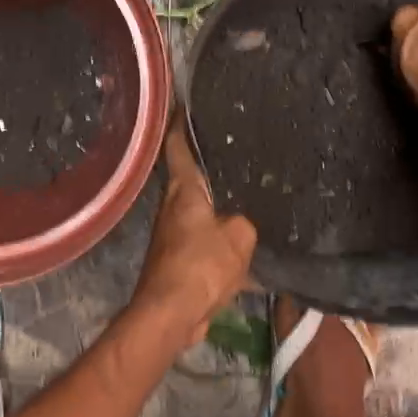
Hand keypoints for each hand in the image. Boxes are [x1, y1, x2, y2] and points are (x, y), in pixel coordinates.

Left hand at [131, 114, 255, 349]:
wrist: (171, 313)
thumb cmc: (201, 265)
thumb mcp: (238, 238)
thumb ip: (244, 223)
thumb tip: (239, 225)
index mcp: (183, 191)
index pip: (177, 147)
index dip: (179, 123)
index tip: (182, 103)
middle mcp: (172, 207)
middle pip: (189, 178)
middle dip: (206, 164)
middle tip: (232, 148)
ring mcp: (173, 235)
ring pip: (199, 211)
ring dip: (217, 204)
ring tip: (245, 193)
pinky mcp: (179, 261)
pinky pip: (205, 241)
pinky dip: (220, 239)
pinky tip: (243, 244)